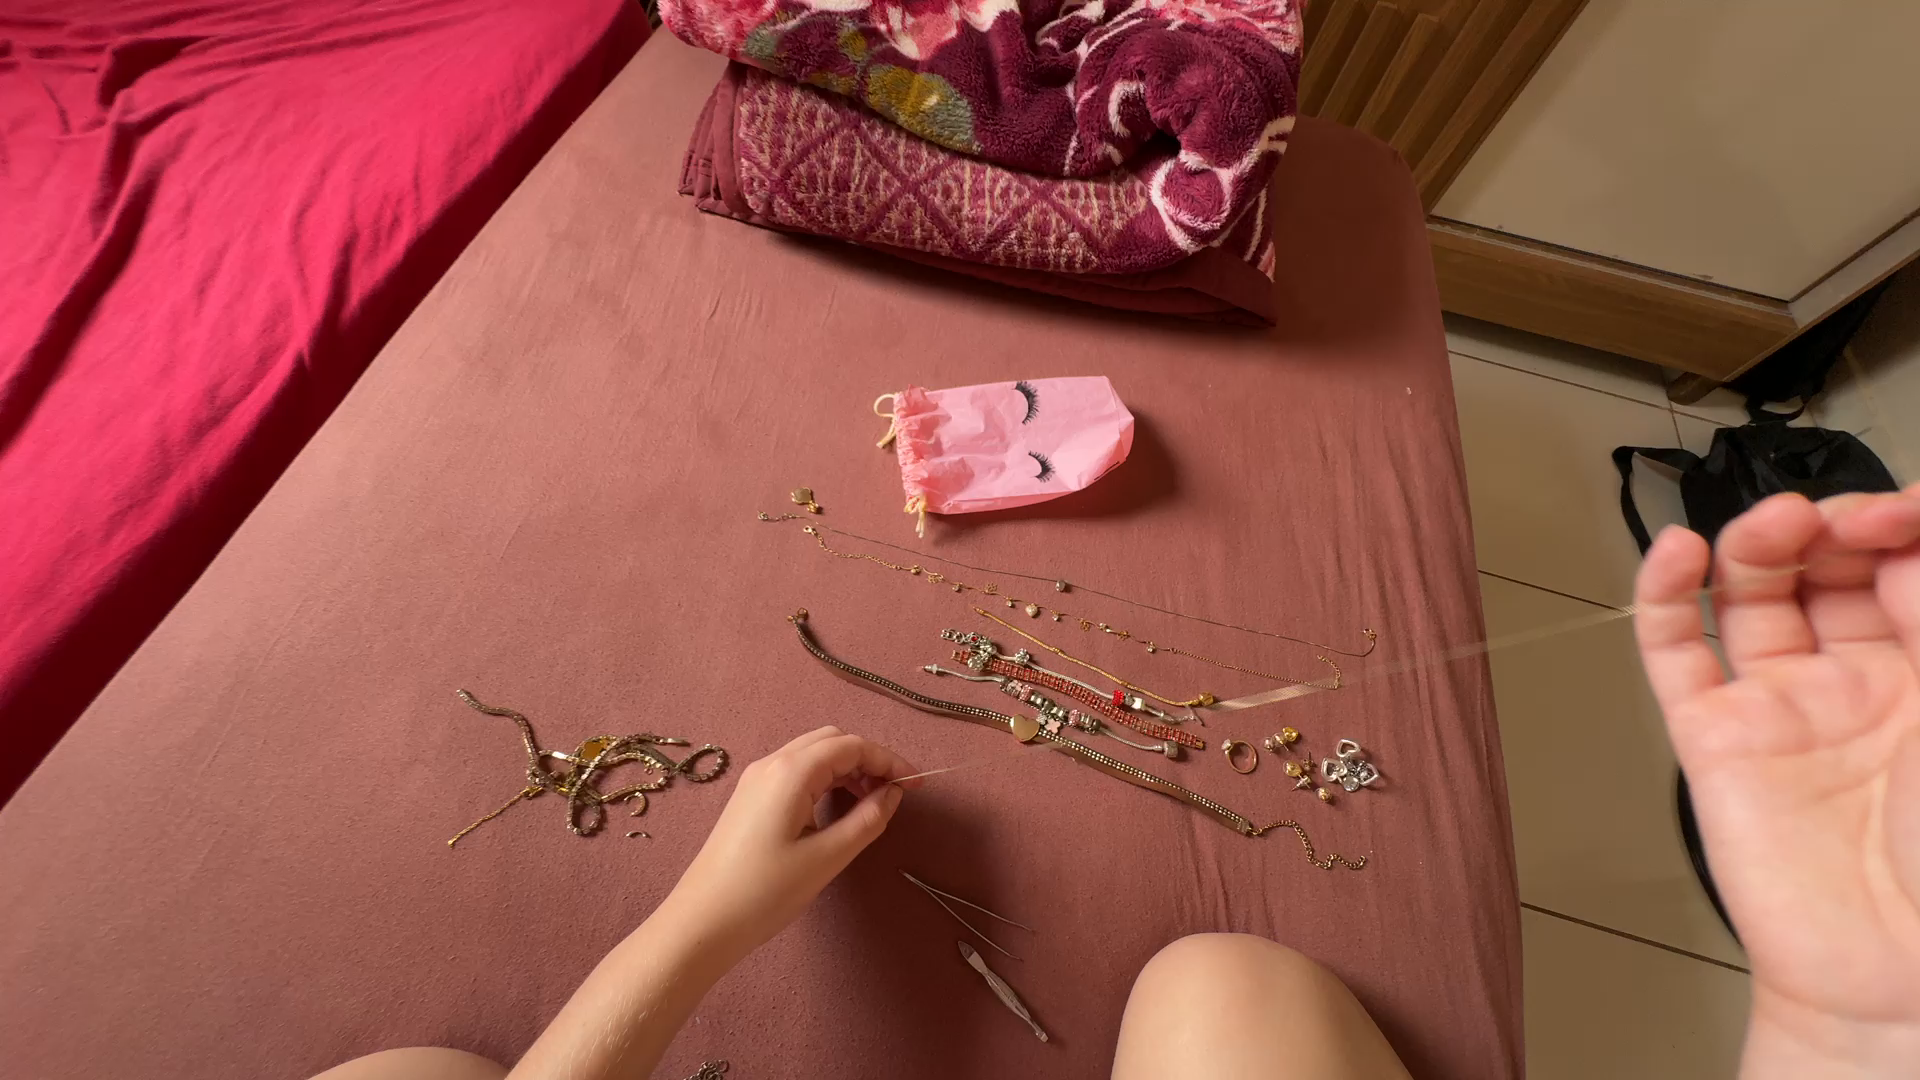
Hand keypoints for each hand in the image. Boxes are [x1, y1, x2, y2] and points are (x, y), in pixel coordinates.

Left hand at [657, 726, 916, 963]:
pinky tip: (836, 808)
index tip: (917, 784)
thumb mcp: (826, 858)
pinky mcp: (750, 796)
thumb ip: (867, 819)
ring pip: (814, 753)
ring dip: (847, 768)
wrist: (698, 926)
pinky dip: (825, 778)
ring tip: (870, 803)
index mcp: (791, 771)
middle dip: (868, 759)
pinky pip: (797, 770)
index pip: (852, 746)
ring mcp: (757, 778)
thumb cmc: (764, 893)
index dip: (889, 760)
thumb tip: (893, 792)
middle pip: (833, 740)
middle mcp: (772, 762)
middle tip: (892, 793)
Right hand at [1634, 490, 1919, 1075]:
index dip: (1905, 530)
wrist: (1907, 971)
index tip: (1901, 515)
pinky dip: (1665, 594)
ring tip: (1766, 524)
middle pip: (1832, 574)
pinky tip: (1676, 552)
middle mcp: (1865, 681)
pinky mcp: (1709, 724)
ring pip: (1752, 598)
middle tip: (1834, 516)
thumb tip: (1904, 560)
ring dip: (1753, 547)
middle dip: (1832, 529)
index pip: (1912, 574)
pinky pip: (1676, 647)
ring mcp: (1779, 701)